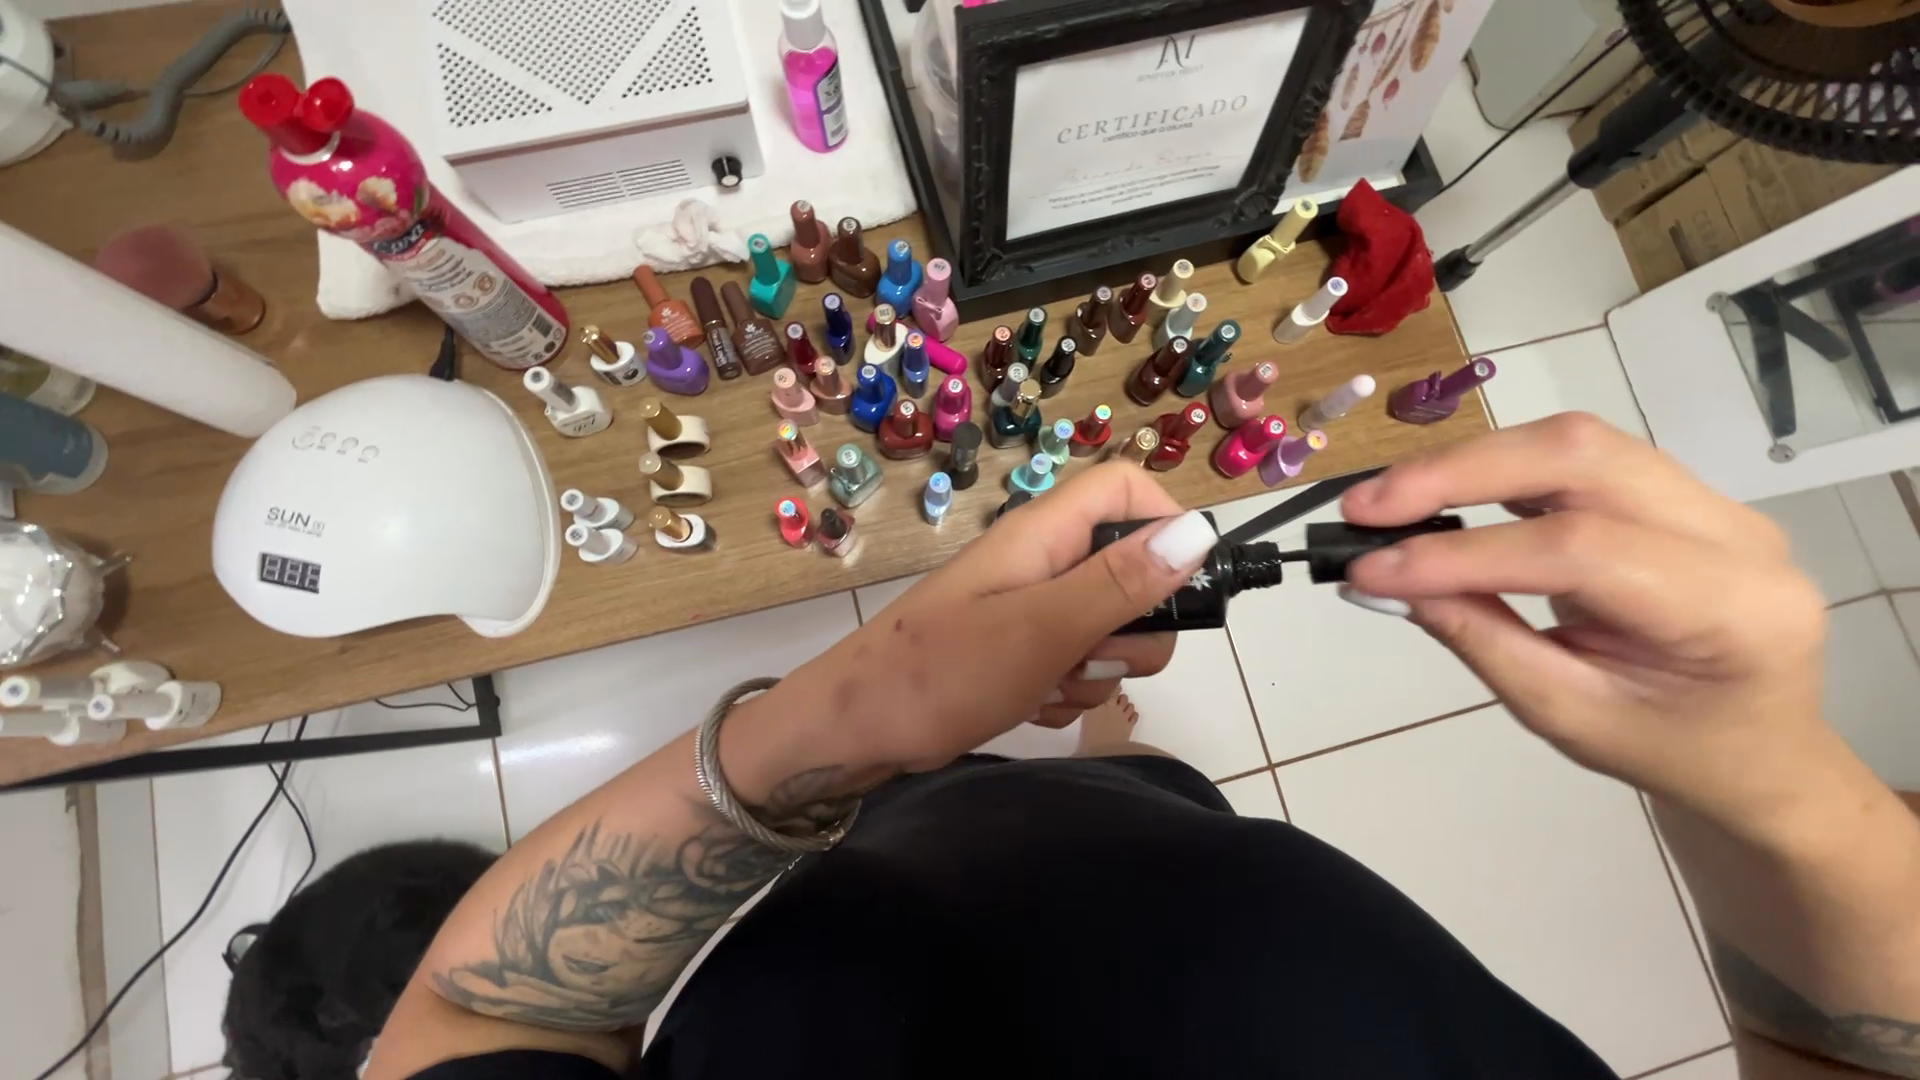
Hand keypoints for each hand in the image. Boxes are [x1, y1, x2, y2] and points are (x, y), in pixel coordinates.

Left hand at [733, 463, 1219, 782]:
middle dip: (1132, 629)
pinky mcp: (1021, 652)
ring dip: (1094, 672)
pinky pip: (1076, 667)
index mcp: (1043, 535)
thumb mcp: (1040, 629)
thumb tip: (1199, 530)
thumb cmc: (939, 671)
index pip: (1126, 489)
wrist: (857, 730)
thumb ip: (1119, 584)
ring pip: (1109, 632)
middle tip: (1094, 657)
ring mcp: (1031, 610)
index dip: (1165, 524)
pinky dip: (1064, 692)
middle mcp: (1043, 563)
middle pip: (1132, 572)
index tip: (1181, 587)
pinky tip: (1026, 704)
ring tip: (1044, 686)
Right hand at [1339, 413, 1838, 835]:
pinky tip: (1438, 491)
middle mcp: (1732, 533)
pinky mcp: (1666, 491)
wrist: (1755, 745)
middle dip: (1454, 473)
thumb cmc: (1666, 746)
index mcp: (1732, 608)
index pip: (1578, 550)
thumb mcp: (1562, 712)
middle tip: (1362, 507)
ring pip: (1570, 441)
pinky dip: (1489, 466)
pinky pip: (1569, 455)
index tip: (1367, 571)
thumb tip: (1383, 582)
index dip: (1459, 554)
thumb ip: (1476, 637)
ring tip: (1386, 498)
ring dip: (1463, 462)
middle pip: (1578, 458)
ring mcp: (1705, 501)